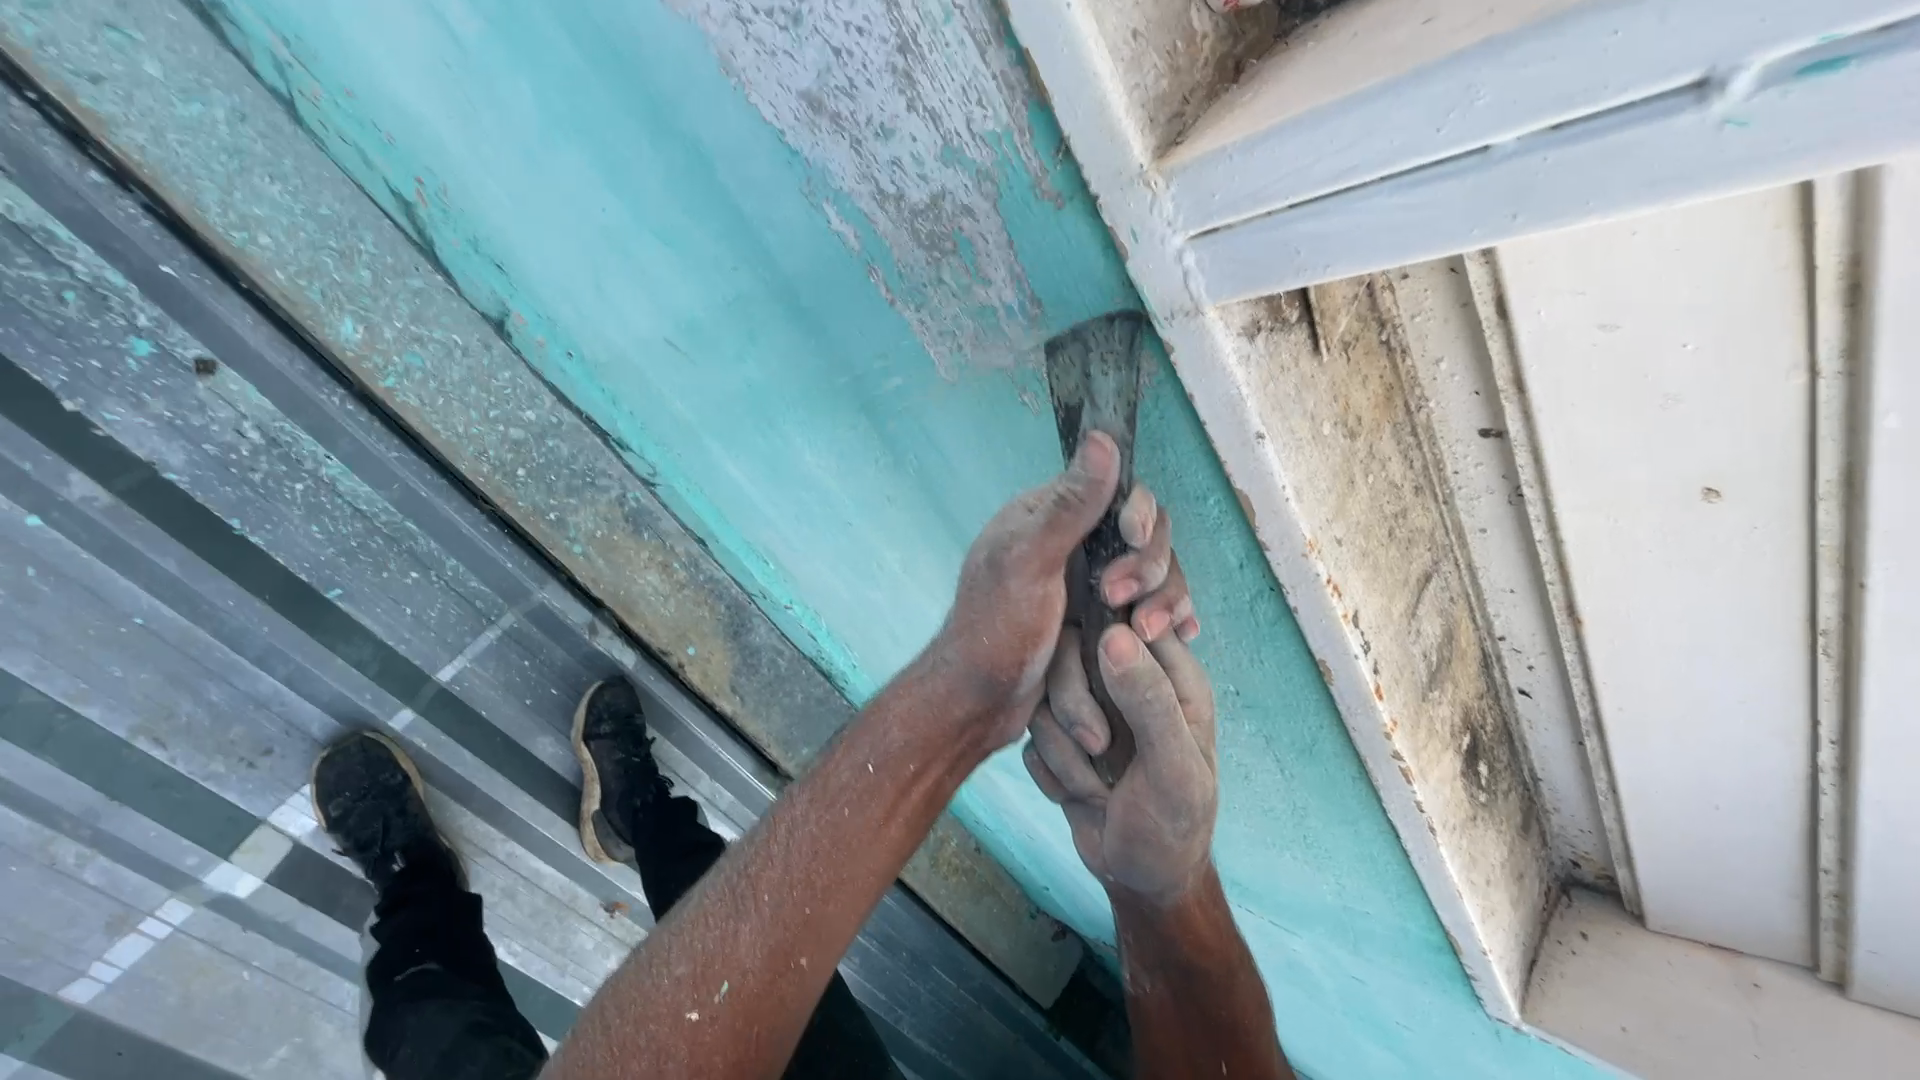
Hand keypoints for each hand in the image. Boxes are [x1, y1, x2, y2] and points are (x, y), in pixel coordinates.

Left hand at [930, 433, 1194, 749]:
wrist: (980, 704)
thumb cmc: (994, 628)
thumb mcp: (1027, 562)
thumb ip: (1068, 505)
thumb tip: (1103, 438)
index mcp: (1049, 517)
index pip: (1116, 493)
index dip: (1136, 514)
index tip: (1132, 540)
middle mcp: (1075, 544)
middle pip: (1146, 535)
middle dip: (1148, 566)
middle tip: (1122, 601)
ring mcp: (1091, 585)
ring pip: (1155, 574)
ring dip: (1164, 597)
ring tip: (1147, 632)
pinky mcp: (1104, 621)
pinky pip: (1151, 608)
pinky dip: (1170, 618)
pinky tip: (1183, 636)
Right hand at [1023, 625, 1217, 905]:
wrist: (1142, 880)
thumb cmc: (1176, 822)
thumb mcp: (1174, 765)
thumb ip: (1149, 699)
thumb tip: (1114, 635)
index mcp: (1166, 674)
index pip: (1124, 620)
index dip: (1102, 632)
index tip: (1091, 661)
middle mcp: (1122, 683)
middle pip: (1067, 654)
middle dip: (1073, 709)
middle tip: (1099, 748)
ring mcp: (1086, 711)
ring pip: (1042, 700)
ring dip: (1065, 754)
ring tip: (1098, 787)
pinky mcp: (1059, 741)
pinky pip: (1029, 739)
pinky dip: (1052, 773)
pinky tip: (1082, 797)